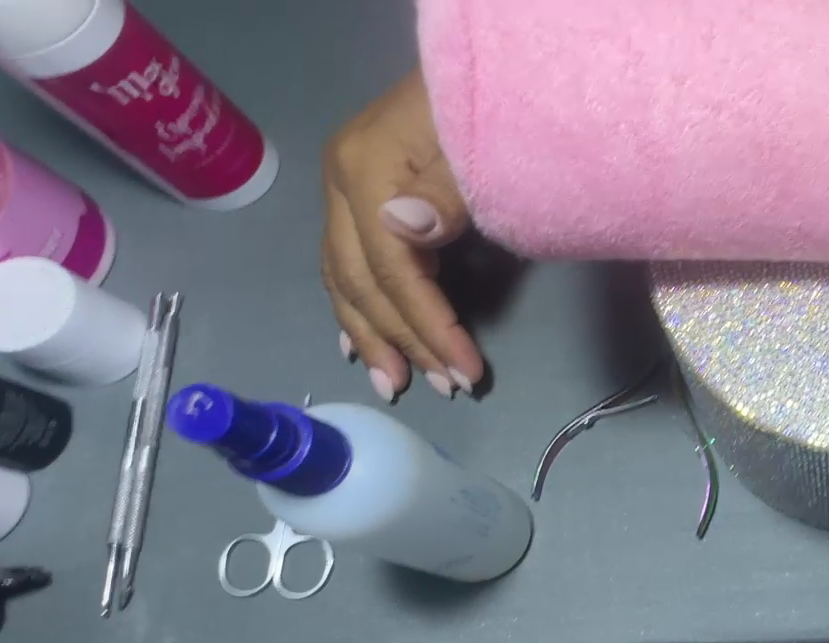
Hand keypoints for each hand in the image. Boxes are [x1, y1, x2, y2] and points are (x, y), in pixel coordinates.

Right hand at [321, 71, 482, 402]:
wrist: (480, 68)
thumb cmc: (486, 113)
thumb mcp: (473, 152)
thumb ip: (444, 193)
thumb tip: (404, 227)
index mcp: (366, 174)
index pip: (394, 274)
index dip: (430, 328)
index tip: (467, 373)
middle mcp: (343, 183)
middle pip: (363, 283)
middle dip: (403, 342)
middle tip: (442, 389)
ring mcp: (346, 189)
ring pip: (346, 279)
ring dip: (374, 336)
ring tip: (394, 381)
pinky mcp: (362, 197)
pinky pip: (349, 263)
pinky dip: (358, 308)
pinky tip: (359, 342)